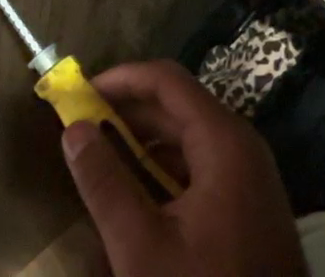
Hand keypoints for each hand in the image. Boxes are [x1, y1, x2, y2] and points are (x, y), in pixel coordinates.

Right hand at [63, 60, 303, 276]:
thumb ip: (103, 182)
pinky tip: (136, 190)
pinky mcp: (249, 203)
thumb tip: (73, 129)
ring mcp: (250, 175)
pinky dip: (164, 164)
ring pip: (188, 134)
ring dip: (142, 137)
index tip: (79, 94)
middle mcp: (242, 146)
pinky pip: (201, 162)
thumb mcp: (141, 245)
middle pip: (177, 104)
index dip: (119, 78)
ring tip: (101, 156)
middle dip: (125, 109)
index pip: (166, 80)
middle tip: (81, 125)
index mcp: (224, 142)